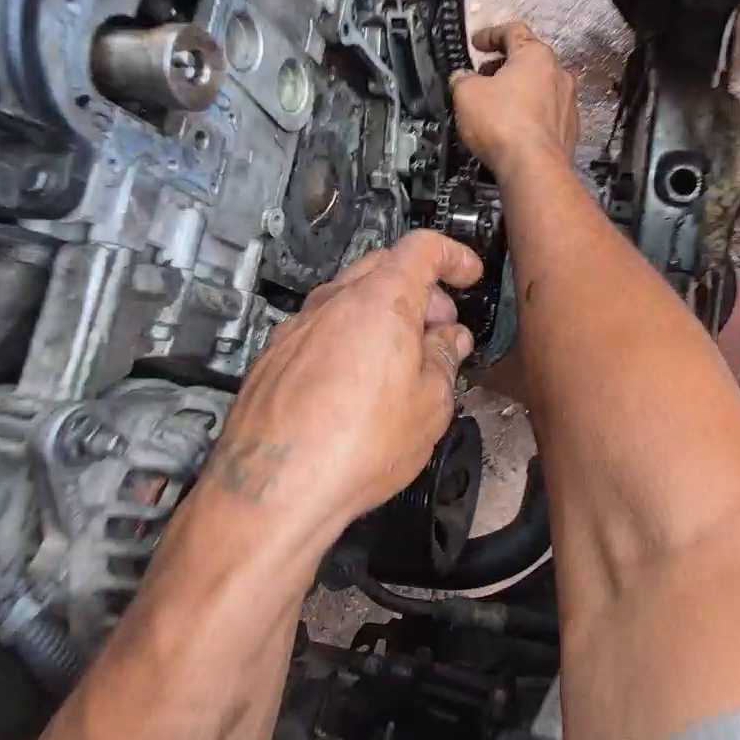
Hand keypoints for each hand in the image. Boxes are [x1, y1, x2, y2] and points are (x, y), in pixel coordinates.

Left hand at [192, 231, 484, 536]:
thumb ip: (444, 360)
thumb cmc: (353, 447)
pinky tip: (360, 384)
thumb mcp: (429, 405)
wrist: (272, 491)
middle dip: (421, 290)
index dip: (453, 256)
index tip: (467, 274)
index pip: (422, 248)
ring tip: (404, 362)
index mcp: (381, 301)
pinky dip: (349, 339)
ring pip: (350, 299)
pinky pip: (322, 330)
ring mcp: (298, 327)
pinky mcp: (274, 356)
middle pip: (384, 268)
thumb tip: (449, 342)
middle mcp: (334, 302)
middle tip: (441, 328)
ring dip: (383, 316)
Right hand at [449, 21, 579, 181]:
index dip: (490, 34)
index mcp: (536, 55)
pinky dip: (529, 113)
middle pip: (528, 60)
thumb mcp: (466, 93)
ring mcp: (568, 102)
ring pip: (539, 87)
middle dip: (503, 65)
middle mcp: (558, 74)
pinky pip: (546, 113)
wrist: (534, 168)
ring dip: (517, 90)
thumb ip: (462, 78)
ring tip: (494, 104)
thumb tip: (463, 78)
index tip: (477, 44)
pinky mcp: (569, 129)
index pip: (513, 31)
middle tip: (482, 76)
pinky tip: (512, 127)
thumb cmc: (502, 123)